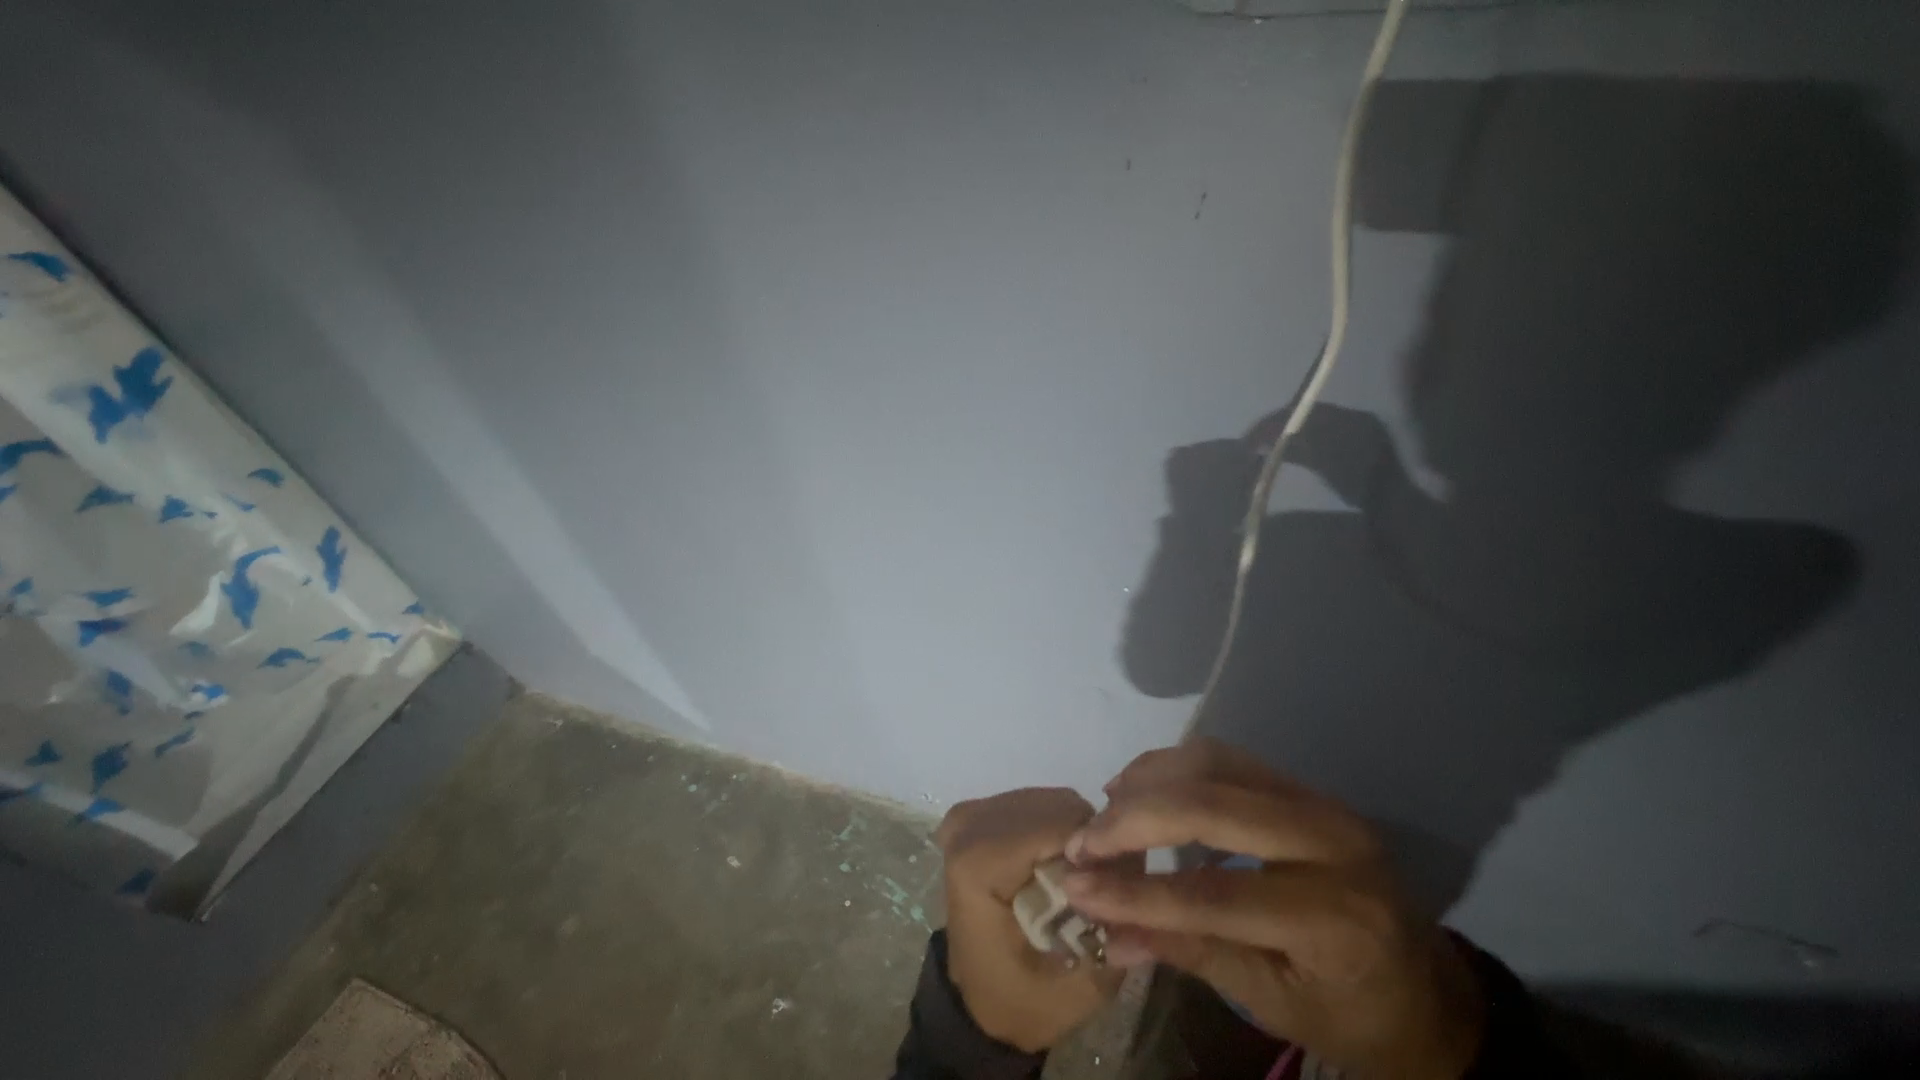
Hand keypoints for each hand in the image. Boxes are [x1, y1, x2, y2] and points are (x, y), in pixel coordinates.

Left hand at [935, 788, 1121, 1052]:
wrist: (980, 1002)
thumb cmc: (1025, 1000)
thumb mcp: (1080, 985)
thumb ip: (1111, 927)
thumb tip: (1137, 870)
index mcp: (978, 864)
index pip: (1060, 826)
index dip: (1100, 853)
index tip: (1119, 890)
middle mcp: (968, 828)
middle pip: (1059, 808)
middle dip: (1092, 845)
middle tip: (1107, 889)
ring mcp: (971, 817)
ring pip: (1054, 802)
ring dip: (1080, 838)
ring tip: (1087, 883)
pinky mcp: (979, 816)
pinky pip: (1039, 805)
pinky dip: (1061, 832)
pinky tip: (1064, 867)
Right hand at [1062, 741, 1485, 1079]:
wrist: (1426, 988)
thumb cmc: (1349, 1012)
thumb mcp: (1269, 1000)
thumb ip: (1187, 952)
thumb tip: (1102, 931)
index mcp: (1335, 918)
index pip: (1214, 895)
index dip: (1136, 892)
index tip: (1073, 886)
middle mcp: (1334, 843)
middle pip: (1212, 805)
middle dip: (1133, 819)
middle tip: (1081, 844)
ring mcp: (1323, 804)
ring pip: (1216, 764)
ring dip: (1149, 781)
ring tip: (1104, 812)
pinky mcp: (1308, 790)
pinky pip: (1228, 760)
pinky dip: (1174, 769)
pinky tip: (1140, 791)